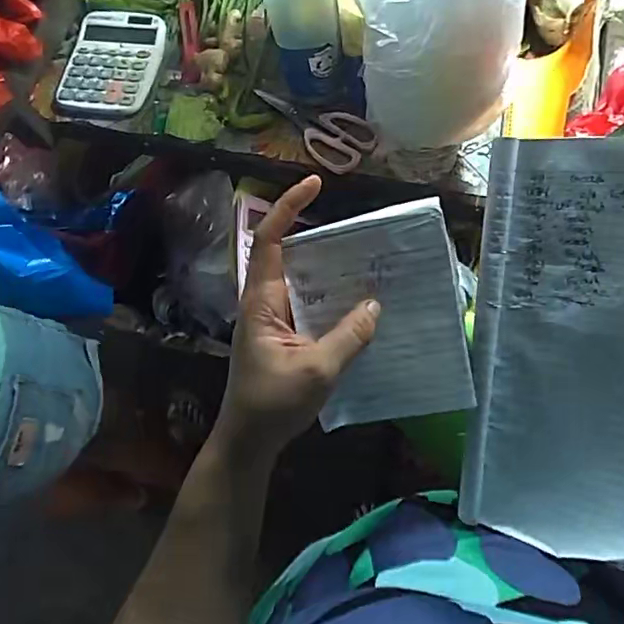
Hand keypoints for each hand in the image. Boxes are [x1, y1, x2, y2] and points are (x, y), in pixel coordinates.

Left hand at [216, 176, 378, 453]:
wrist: (249, 439)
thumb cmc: (272, 403)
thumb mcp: (317, 369)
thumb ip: (348, 336)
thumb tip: (374, 303)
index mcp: (261, 301)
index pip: (269, 241)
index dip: (288, 208)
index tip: (314, 184)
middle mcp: (264, 302)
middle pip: (287, 254)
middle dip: (317, 235)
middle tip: (359, 228)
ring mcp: (273, 319)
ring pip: (301, 280)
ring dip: (328, 267)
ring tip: (367, 257)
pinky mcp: (283, 336)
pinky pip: (308, 304)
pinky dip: (330, 296)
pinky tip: (358, 299)